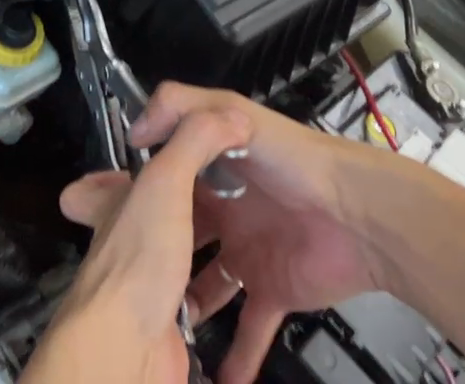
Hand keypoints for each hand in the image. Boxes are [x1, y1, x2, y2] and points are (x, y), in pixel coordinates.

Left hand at [20, 107, 253, 383]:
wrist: (125, 347)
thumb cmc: (139, 257)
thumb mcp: (163, 181)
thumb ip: (191, 141)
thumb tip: (228, 114)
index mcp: (123, 203)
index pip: (118, 178)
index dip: (138, 165)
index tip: (175, 154)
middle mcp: (135, 242)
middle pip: (166, 221)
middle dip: (196, 213)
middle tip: (240, 200)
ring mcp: (158, 288)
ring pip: (194, 272)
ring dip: (218, 271)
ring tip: (258, 252)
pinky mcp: (180, 328)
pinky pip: (220, 332)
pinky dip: (241, 351)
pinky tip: (255, 350)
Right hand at [134, 83, 392, 382]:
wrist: (362, 216)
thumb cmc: (294, 161)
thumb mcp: (231, 113)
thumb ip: (180, 108)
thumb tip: (134, 130)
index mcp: (211, 172)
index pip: (164, 184)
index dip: (136, 199)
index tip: (102, 219)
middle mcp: (224, 215)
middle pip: (177, 239)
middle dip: (152, 258)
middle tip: (120, 278)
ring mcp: (247, 256)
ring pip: (205, 288)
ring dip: (184, 308)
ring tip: (154, 329)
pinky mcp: (272, 290)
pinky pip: (250, 328)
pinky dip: (237, 358)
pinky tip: (216, 376)